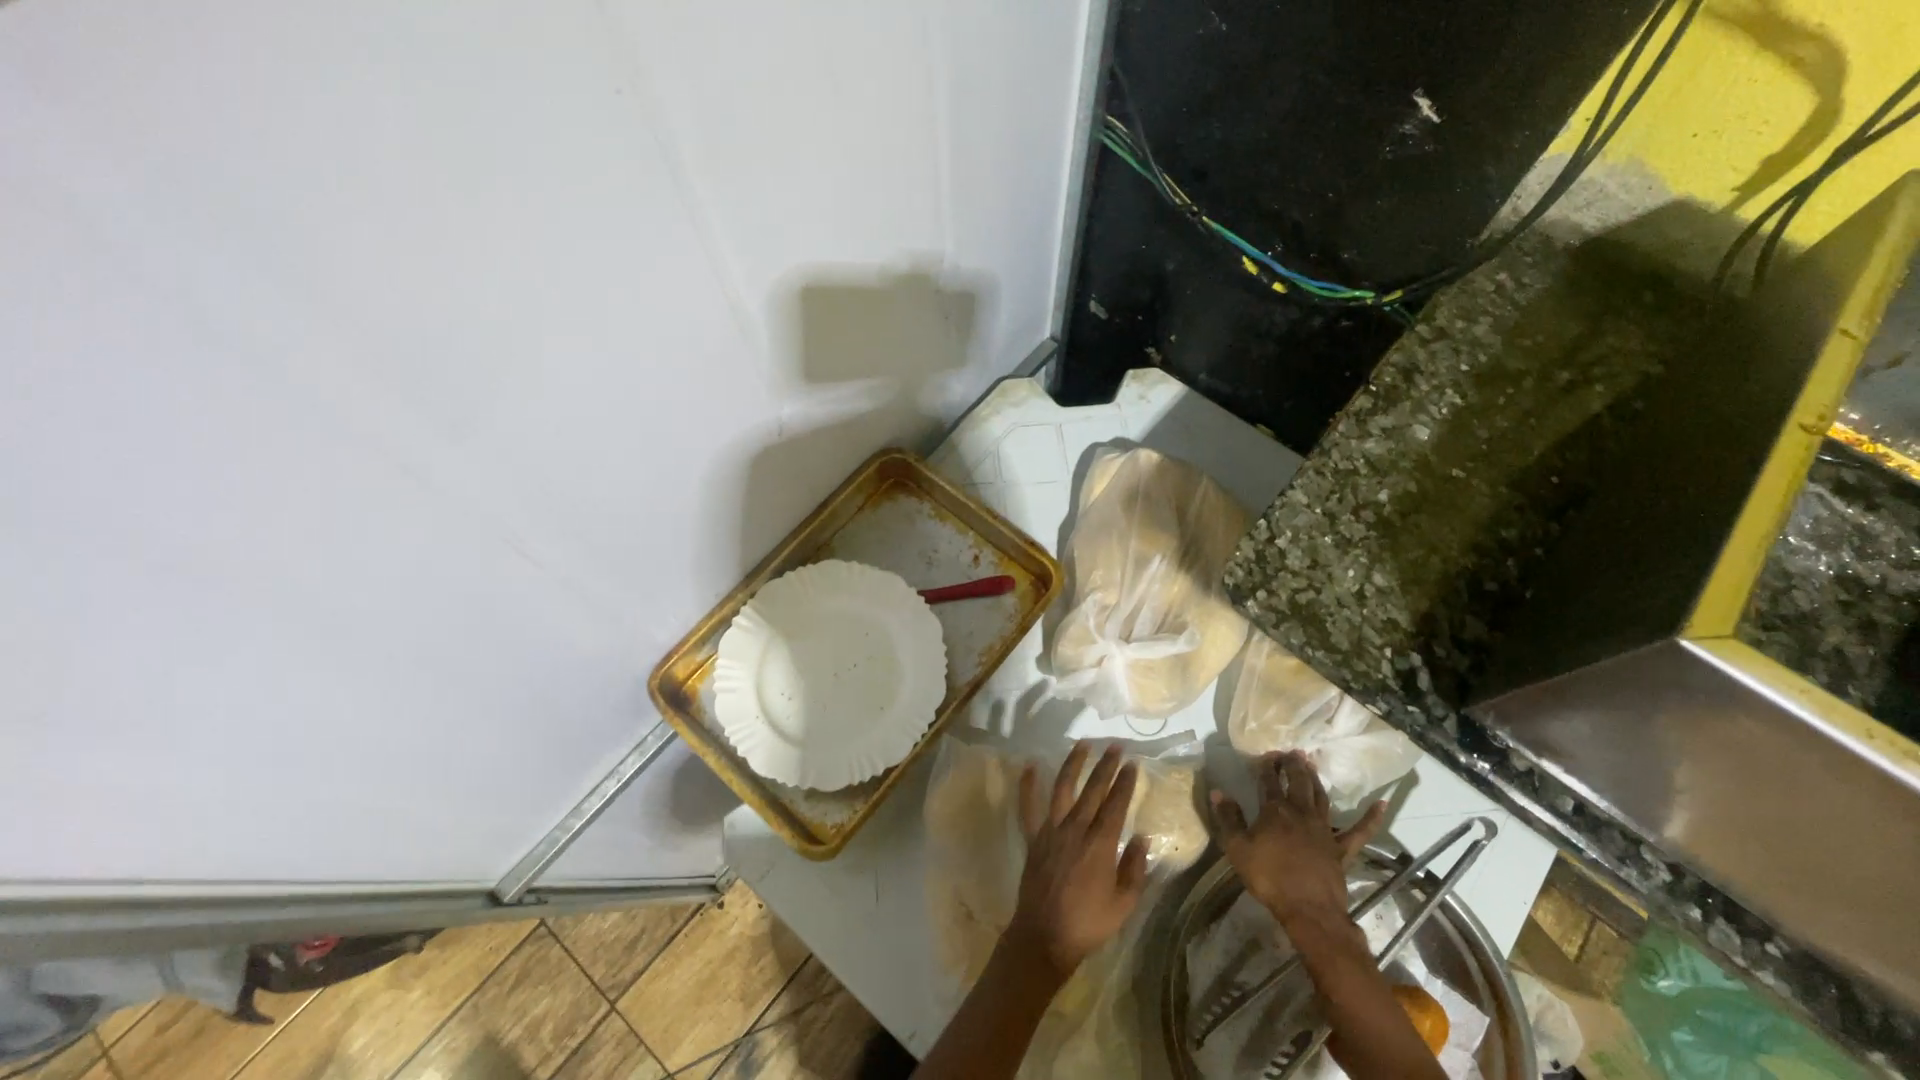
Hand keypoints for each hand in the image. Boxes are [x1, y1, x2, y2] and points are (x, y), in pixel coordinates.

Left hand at [1004, 743, 1148, 982]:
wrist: (1044, 937)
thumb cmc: (1089, 923)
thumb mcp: (1124, 903)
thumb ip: (1135, 869)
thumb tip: (1142, 838)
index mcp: (1101, 845)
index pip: (1116, 805)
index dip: (1125, 783)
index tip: (1132, 764)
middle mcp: (1075, 830)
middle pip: (1093, 791)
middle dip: (1106, 766)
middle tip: (1116, 746)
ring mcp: (1050, 832)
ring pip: (1062, 789)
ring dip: (1073, 765)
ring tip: (1082, 744)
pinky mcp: (1032, 839)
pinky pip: (1027, 808)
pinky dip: (1027, 786)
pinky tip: (1028, 766)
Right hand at [1210, 751, 1386, 929]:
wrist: (1308, 908)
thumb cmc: (1268, 877)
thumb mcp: (1237, 848)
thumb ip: (1228, 819)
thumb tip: (1219, 792)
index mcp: (1275, 811)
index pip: (1269, 781)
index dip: (1266, 767)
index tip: (1264, 756)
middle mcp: (1301, 813)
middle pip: (1299, 782)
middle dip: (1294, 765)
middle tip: (1292, 752)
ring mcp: (1325, 829)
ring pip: (1322, 797)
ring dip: (1316, 779)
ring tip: (1312, 764)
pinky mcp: (1342, 848)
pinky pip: (1360, 830)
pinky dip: (1371, 817)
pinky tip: (1382, 803)